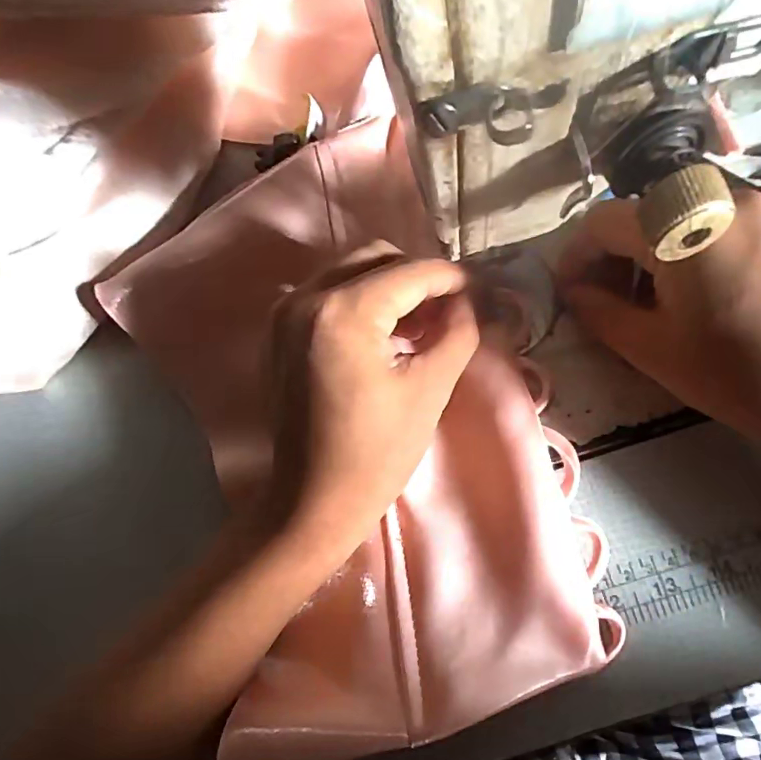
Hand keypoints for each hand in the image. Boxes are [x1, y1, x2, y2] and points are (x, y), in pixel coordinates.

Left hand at [265, 245, 479, 556]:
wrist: (313, 501)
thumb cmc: (378, 452)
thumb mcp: (430, 390)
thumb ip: (457, 334)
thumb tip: (465, 303)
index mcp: (343, 311)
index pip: (410, 272)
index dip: (452, 279)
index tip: (481, 293)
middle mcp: (305, 298)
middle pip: (376, 258)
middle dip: (420, 278)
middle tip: (452, 311)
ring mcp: (285, 313)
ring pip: (351, 273)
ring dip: (392, 288)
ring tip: (424, 325)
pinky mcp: (280, 333)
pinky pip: (330, 295)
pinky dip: (365, 302)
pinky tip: (389, 335)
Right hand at [556, 187, 760, 461]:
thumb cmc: (732, 374)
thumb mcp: (652, 349)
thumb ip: (599, 312)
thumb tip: (573, 290)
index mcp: (677, 222)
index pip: (603, 221)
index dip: (576, 256)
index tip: (569, 293)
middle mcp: (715, 195)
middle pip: (641, 212)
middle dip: (613, 254)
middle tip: (607, 303)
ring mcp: (753, 207)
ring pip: (677, 214)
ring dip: (649, 250)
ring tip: (649, 304)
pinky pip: (713, 222)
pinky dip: (686, 248)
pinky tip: (692, 294)